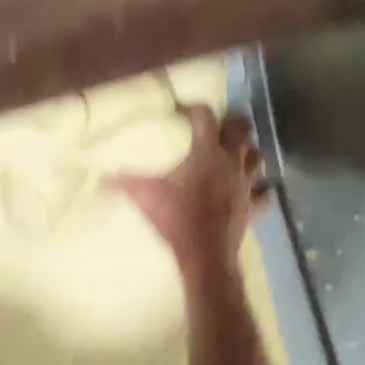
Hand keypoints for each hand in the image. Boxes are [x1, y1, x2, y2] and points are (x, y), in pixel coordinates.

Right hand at [108, 105, 270, 283]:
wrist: (205, 255)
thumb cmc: (175, 219)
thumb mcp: (144, 196)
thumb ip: (124, 182)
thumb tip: (100, 177)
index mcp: (206, 152)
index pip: (206, 117)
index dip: (197, 109)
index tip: (186, 110)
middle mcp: (231, 162)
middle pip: (242, 130)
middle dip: (232, 123)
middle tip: (219, 126)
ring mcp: (246, 185)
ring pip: (257, 157)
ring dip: (248, 152)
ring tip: (236, 153)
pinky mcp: (253, 207)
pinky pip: (264, 194)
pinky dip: (261, 190)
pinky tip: (254, 190)